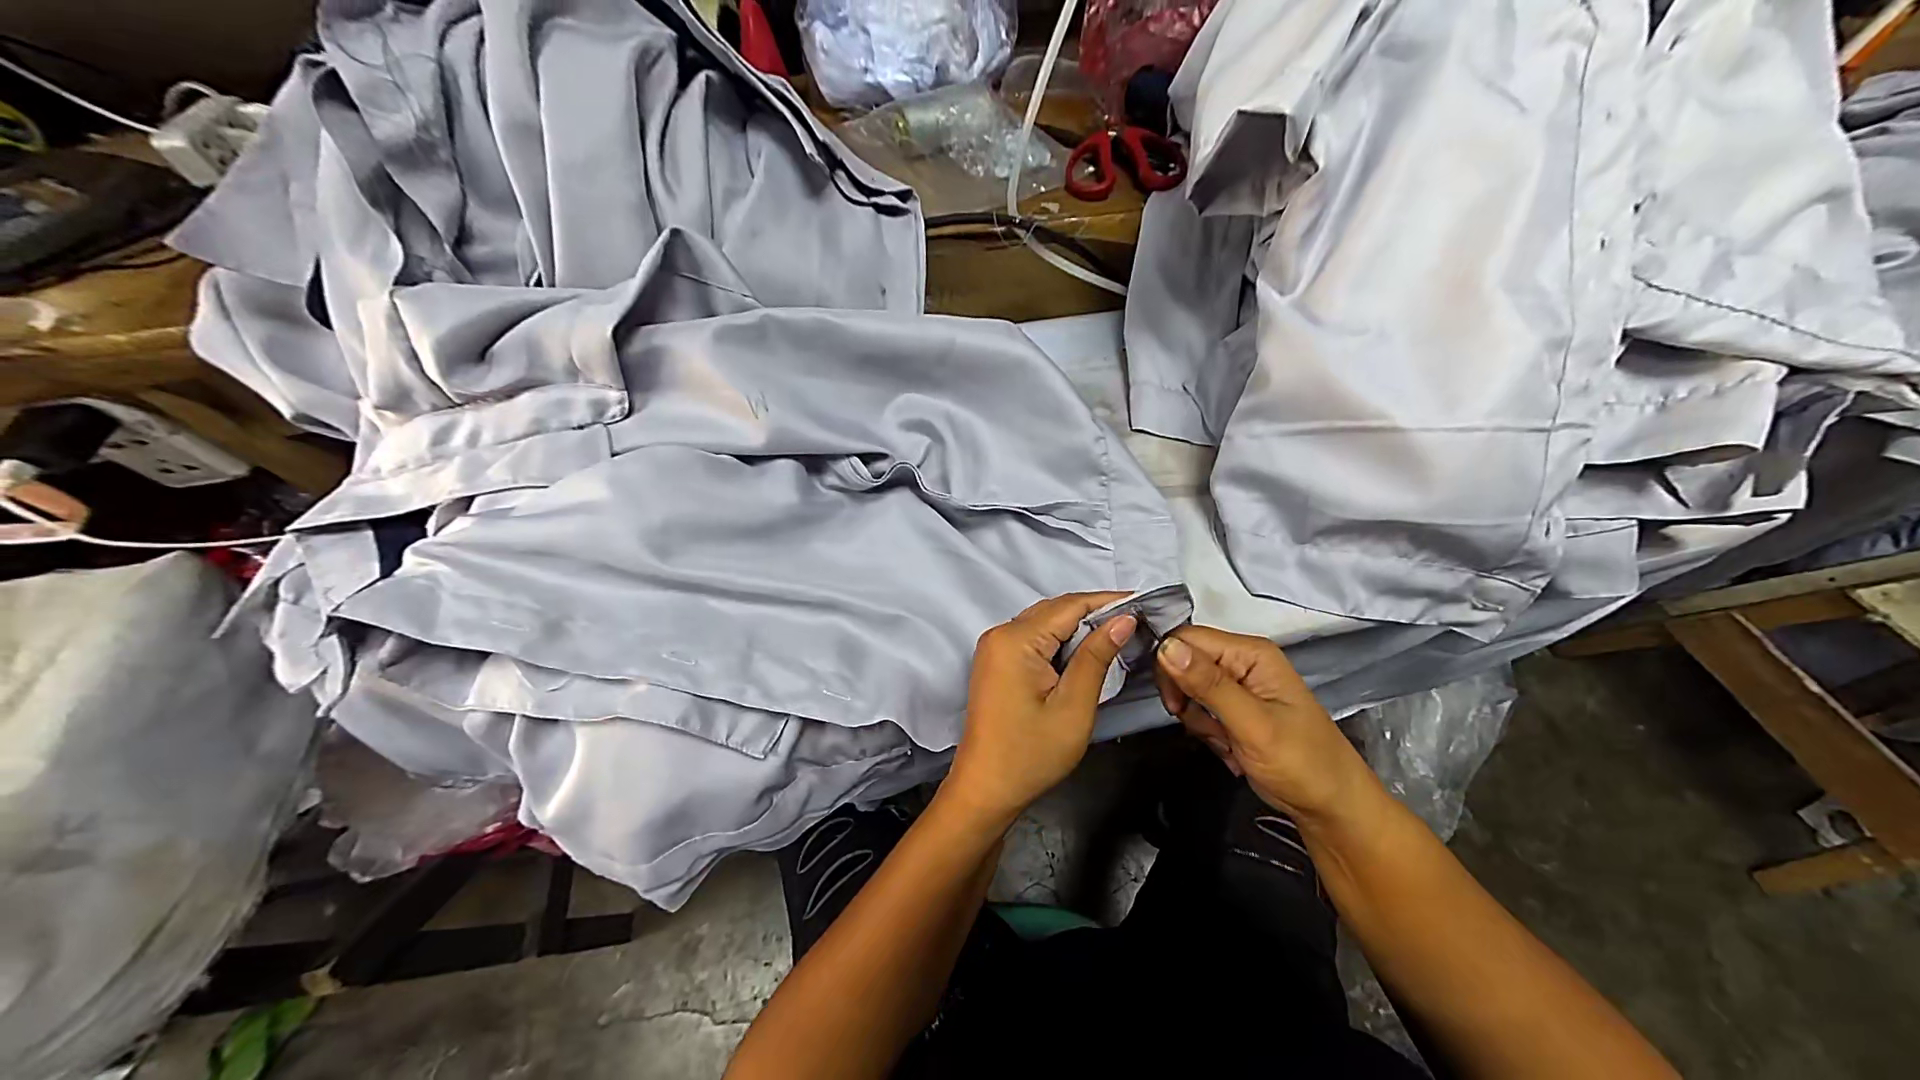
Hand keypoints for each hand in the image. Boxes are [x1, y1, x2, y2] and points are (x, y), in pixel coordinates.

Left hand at [943, 592, 1136, 824]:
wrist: (986, 788)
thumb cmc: (1029, 755)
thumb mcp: (1073, 706)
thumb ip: (1097, 657)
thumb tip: (1123, 620)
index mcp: (1015, 640)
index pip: (1070, 605)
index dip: (1108, 601)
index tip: (1144, 604)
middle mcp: (1000, 634)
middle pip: (1056, 609)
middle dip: (1095, 612)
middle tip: (1136, 622)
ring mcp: (994, 648)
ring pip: (1045, 622)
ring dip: (1079, 627)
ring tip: (1118, 635)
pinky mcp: (996, 662)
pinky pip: (1033, 638)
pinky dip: (1061, 641)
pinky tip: (1085, 652)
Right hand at [1154, 625, 1381, 823]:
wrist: (1332, 807)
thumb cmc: (1302, 763)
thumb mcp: (1253, 724)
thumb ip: (1208, 685)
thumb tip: (1165, 648)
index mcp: (1251, 653)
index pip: (1187, 639)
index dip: (1171, 667)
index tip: (1175, 705)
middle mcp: (1242, 662)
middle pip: (1183, 662)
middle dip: (1186, 698)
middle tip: (1205, 726)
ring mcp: (1239, 686)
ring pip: (1188, 690)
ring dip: (1198, 721)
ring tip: (1228, 742)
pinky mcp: (1234, 709)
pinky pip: (1200, 710)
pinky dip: (1207, 732)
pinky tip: (1231, 749)